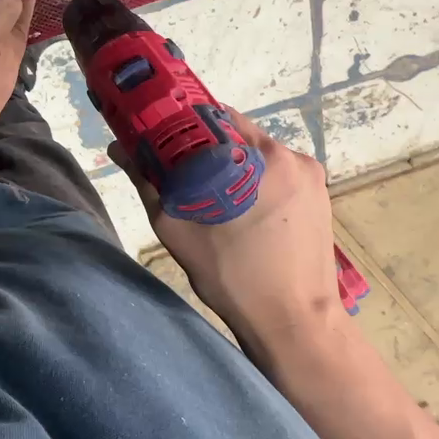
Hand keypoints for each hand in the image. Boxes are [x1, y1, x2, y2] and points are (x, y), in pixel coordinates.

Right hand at [111, 110, 341, 335]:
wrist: (294, 322)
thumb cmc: (231, 274)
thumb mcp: (175, 227)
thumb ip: (147, 181)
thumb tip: (118, 148)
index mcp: (259, 156)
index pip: (213, 116)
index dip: (182, 124)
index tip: (159, 141)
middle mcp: (291, 157)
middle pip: (235, 134)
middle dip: (204, 148)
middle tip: (177, 174)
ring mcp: (311, 177)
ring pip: (255, 156)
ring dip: (229, 167)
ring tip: (206, 199)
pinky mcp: (320, 198)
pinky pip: (275, 176)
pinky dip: (252, 184)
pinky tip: (237, 213)